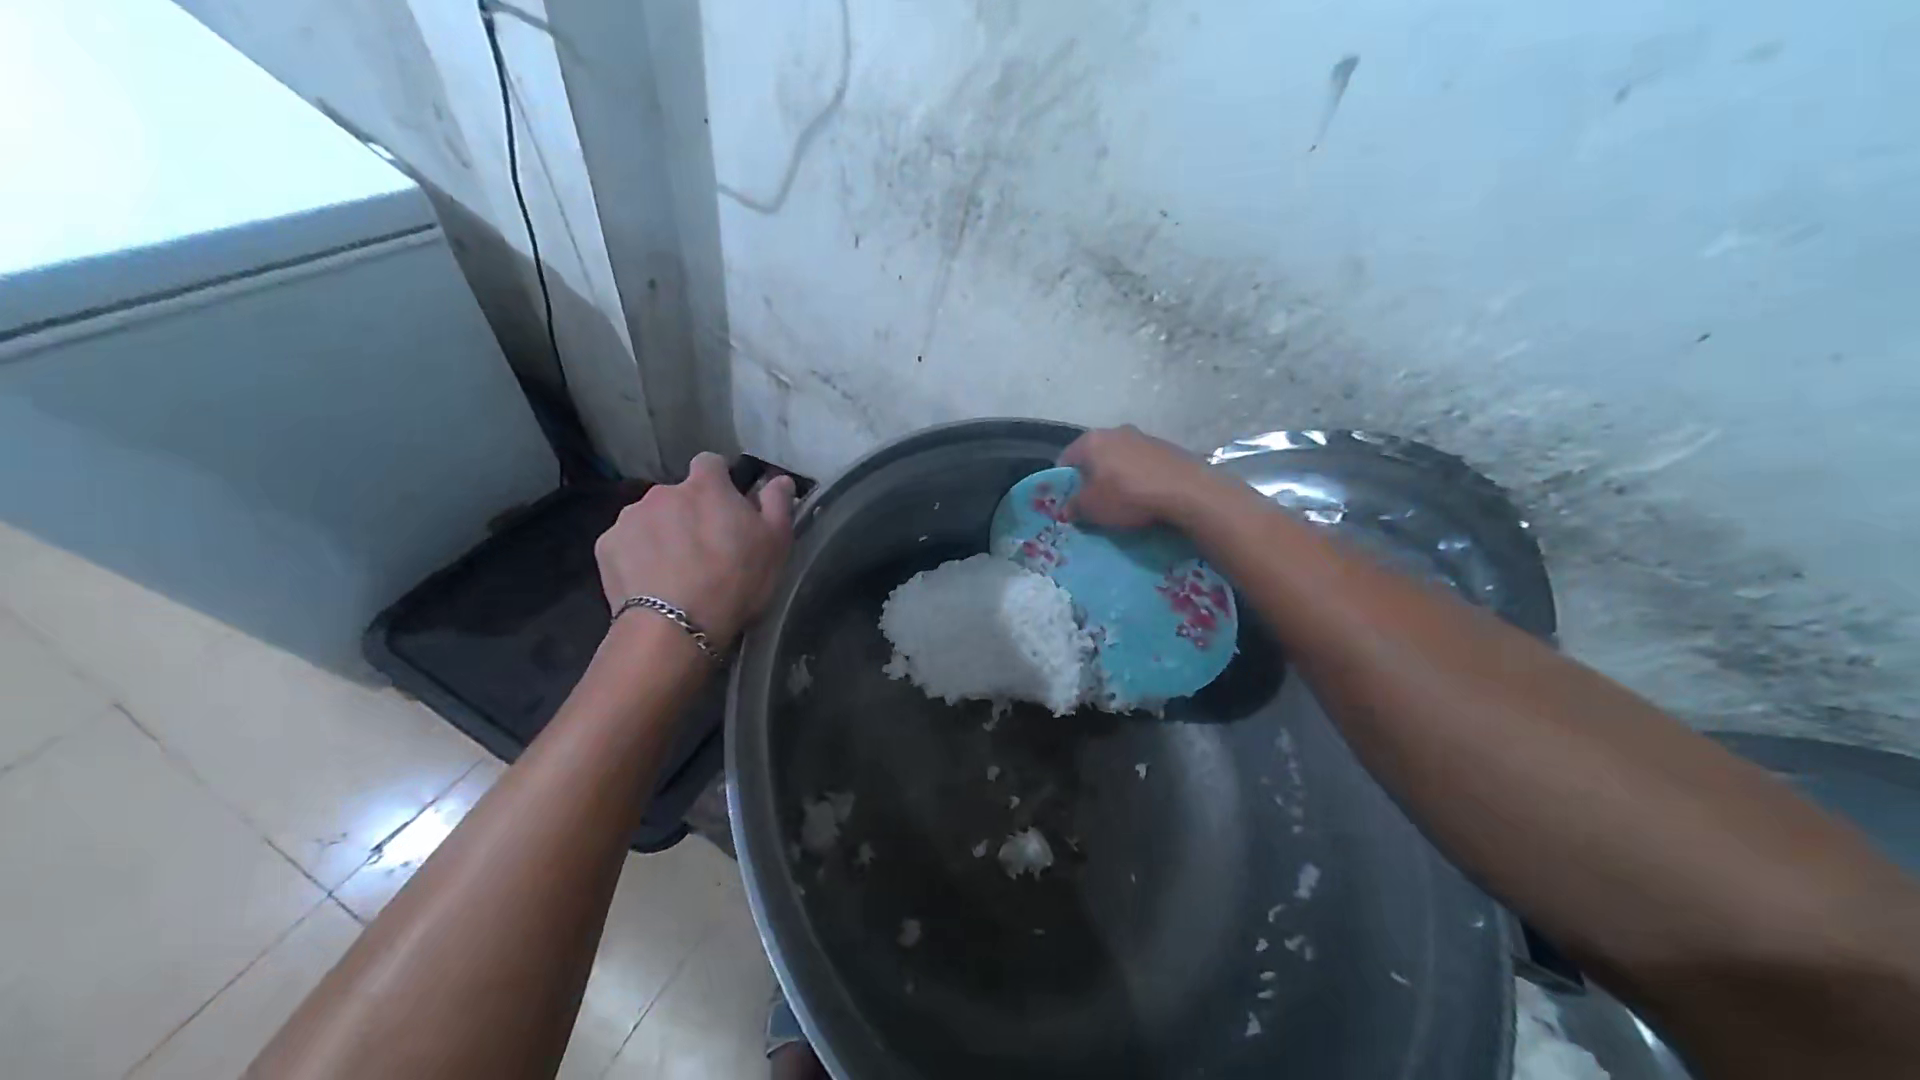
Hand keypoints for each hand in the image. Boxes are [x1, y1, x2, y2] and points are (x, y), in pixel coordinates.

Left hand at [595, 453, 795, 645]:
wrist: (675, 627)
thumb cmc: (735, 580)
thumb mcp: (775, 543)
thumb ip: (777, 503)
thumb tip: (780, 479)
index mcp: (706, 486)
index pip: (710, 463)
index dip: (719, 481)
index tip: (727, 507)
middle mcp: (663, 492)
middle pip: (678, 495)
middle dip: (689, 513)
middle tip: (705, 550)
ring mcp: (629, 518)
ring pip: (650, 518)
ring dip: (662, 533)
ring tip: (675, 571)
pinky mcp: (605, 546)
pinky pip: (626, 543)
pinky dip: (637, 556)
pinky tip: (651, 583)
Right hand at [1058, 425, 1212, 528]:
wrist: (1185, 491)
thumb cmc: (1127, 496)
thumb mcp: (1092, 509)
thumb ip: (1073, 507)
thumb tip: (1066, 508)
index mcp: (1091, 441)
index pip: (1066, 459)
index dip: (1064, 482)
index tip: (1070, 500)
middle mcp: (1115, 431)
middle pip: (1094, 455)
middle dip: (1092, 476)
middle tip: (1095, 500)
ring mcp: (1143, 436)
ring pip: (1120, 457)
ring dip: (1117, 474)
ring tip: (1124, 499)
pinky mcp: (1166, 446)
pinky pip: (1143, 462)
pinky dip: (1139, 475)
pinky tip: (1146, 494)